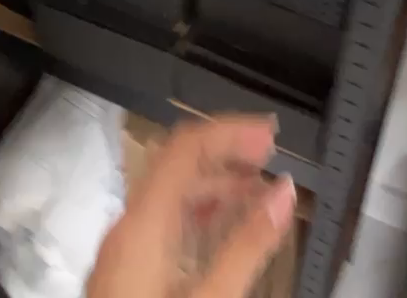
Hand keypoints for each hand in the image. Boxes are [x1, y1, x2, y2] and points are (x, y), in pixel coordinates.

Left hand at [88, 117, 296, 297]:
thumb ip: (249, 243)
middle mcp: (127, 229)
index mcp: (143, 225)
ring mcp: (122, 253)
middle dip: (227, 154)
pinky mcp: (124, 276)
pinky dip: (200, 213)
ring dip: (216, 183)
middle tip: (270, 157)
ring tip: (257, 191)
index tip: (270, 136)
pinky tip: (224, 231)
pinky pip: (165, 222)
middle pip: (178, 165)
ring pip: (171, 194)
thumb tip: (284, 191)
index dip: (231, 131)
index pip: (187, 147)